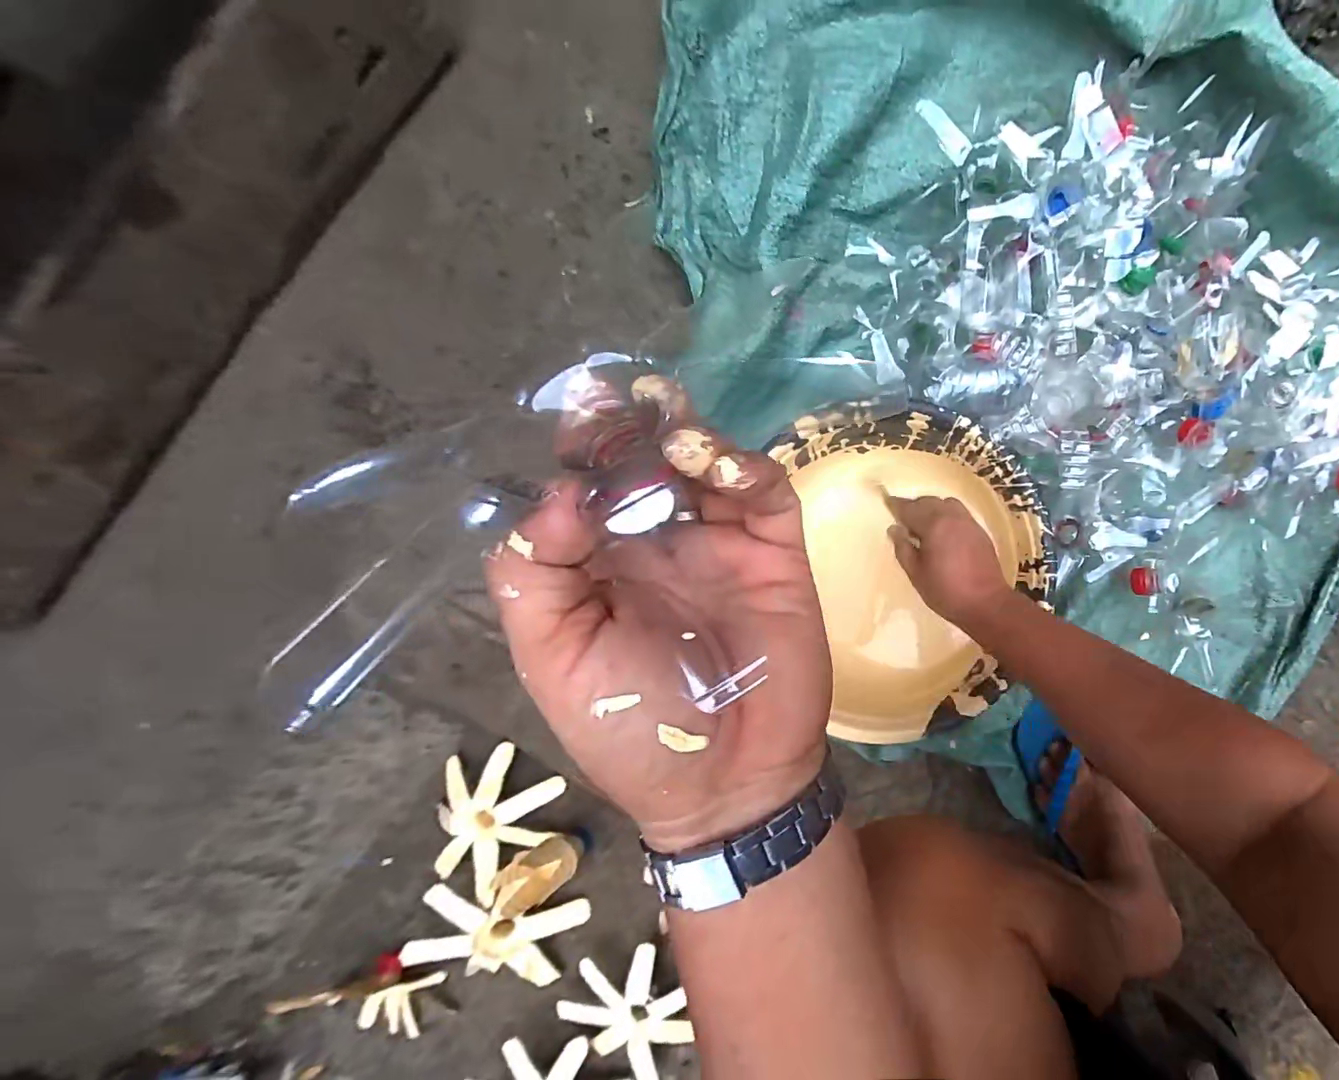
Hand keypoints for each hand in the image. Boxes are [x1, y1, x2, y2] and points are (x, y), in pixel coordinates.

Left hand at [485, 429, 830, 852]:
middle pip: (652, 464)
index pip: (591, 486)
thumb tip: (561, 493)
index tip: (577, 412)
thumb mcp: (556, 661)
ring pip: (712, 468)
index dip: (582, 448)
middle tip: (623, 399)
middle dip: (636, 427)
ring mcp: (725, 546)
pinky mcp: (777, 556)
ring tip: (672, 429)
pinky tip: (719, 465)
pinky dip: (747, 469)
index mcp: (605, 565)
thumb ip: (537, 578)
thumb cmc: (634, 731)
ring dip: (691, 437)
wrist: (726, 782)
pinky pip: (768, 497)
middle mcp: (665, 544)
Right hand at [885, 494, 1011, 628]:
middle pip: (929, 501)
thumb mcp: (916, 574)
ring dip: (932, 508)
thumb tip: (894, 529)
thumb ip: (903, 549)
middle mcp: (953, 517)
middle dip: (914, 506)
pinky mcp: (980, 531)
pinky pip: (960, 513)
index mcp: (934, 525)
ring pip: (946, 504)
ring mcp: (969, 522)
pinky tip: (944, 533)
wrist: (986, 603)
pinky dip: (947, 515)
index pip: (910, 508)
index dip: (896, 505)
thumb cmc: (946, 591)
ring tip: (924, 526)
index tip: (887, 503)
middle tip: (904, 520)